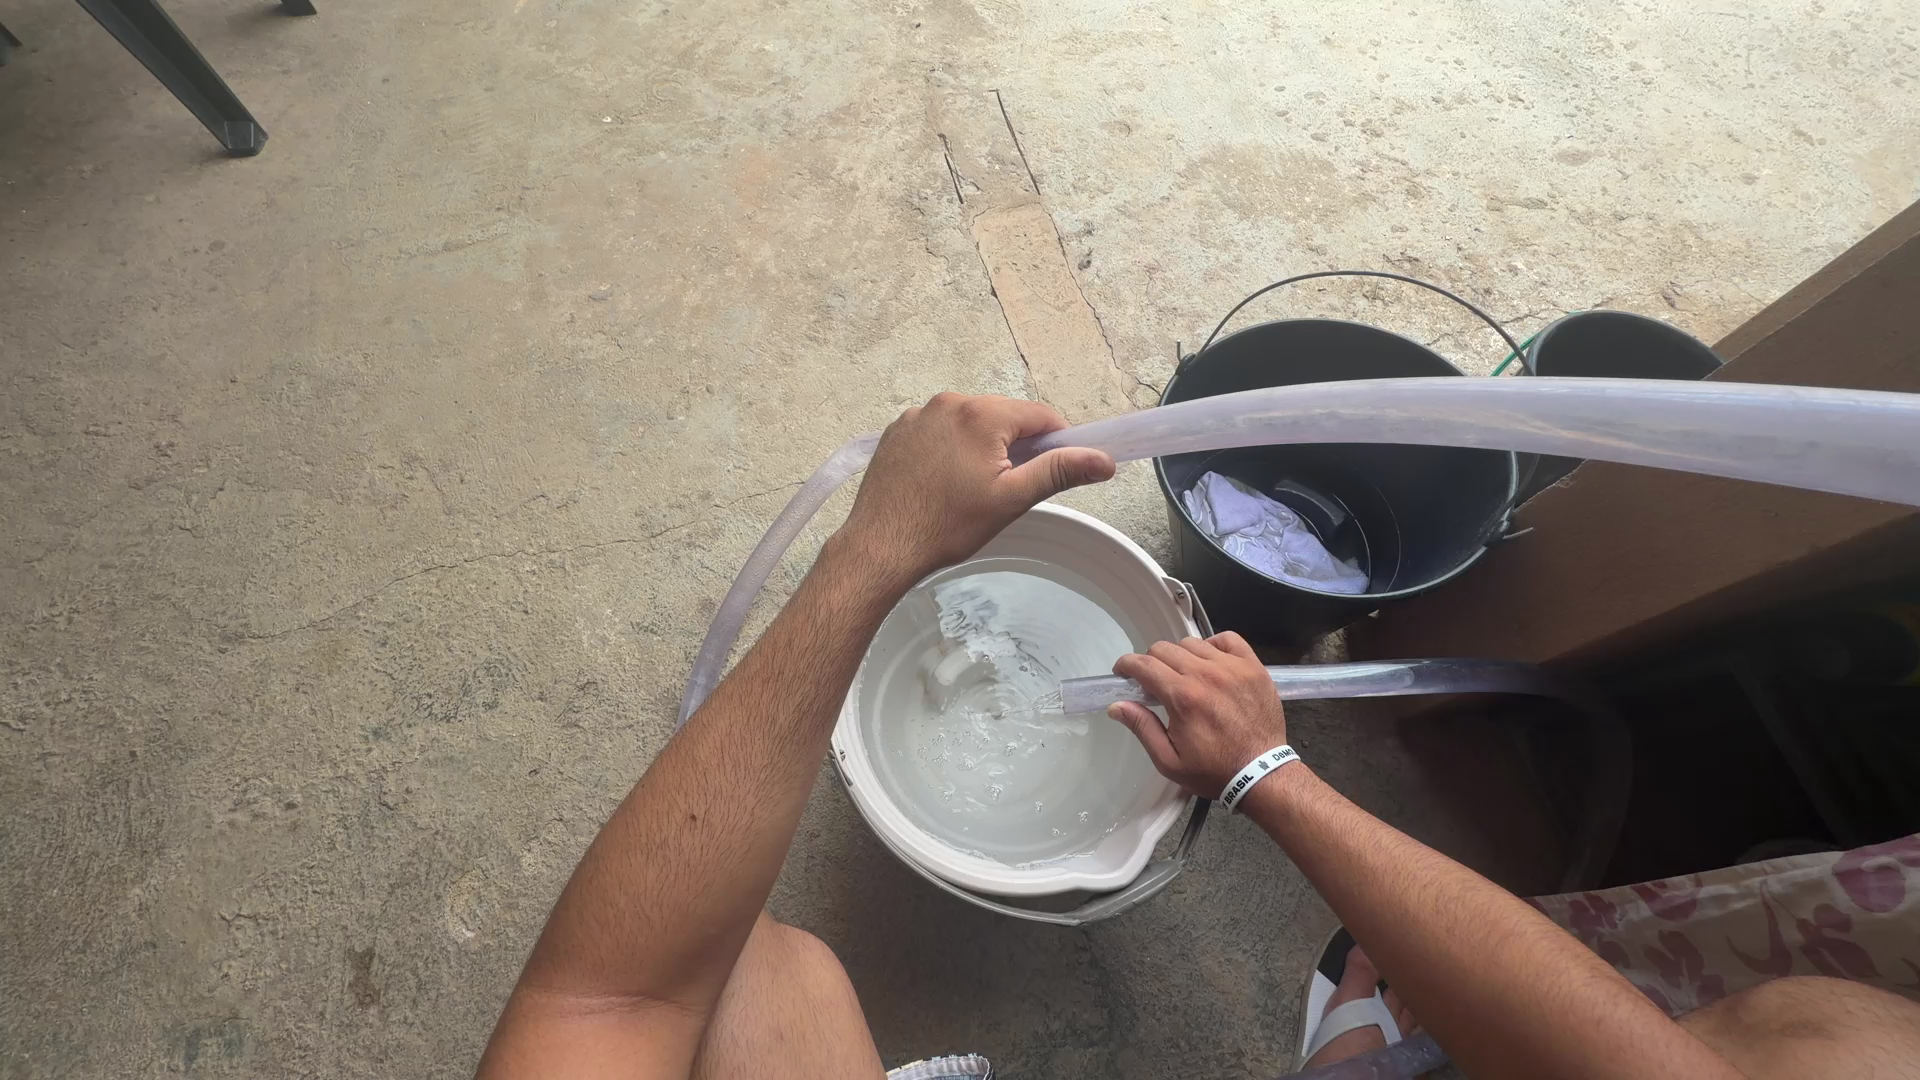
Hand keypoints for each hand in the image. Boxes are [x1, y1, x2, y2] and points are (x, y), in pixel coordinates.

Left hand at [836, 393, 1115, 585]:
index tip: (1048, 472)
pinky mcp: (897, 430)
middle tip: (1003, 489)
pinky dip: (948, 449)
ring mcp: (918, 414)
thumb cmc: (946, 526)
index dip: (1055, 443)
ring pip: (970, 423)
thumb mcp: (1011, 499)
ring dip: (980, 447)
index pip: (1040, 416)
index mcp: (981, 414)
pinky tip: (940, 482)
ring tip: (967, 489)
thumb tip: (1104, 459)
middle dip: (1013, 447)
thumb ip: (1059, 471)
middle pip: (1004, 416)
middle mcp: (948, 402)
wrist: (881, 546)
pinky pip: (938, 430)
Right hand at [1107, 633, 1285, 798]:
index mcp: (1183, 697)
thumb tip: (1118, 706)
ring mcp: (1232, 668)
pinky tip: (1211, 663)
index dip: (1126, 665)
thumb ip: (1142, 728)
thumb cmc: (1215, 770)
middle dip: (1150, 662)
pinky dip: (1214, 646)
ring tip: (1184, 675)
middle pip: (1163, 648)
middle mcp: (1206, 675)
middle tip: (1154, 682)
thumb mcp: (1169, 760)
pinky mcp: (1252, 668)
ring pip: (1191, 643)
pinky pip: (1227, 639)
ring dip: (1180, 656)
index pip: (1143, 664)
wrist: (1262, 774)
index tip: (1123, 673)